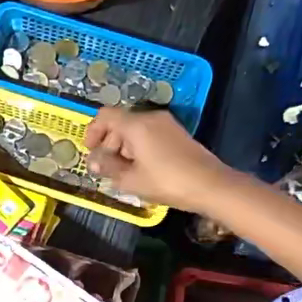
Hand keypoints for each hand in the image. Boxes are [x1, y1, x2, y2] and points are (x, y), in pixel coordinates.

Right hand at [84, 108, 232, 209]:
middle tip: (106, 166)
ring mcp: (167, 124)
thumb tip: (93, 161)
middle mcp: (151, 117)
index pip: (106, 116)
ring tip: (124, 171)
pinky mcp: (178, 133)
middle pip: (121, 122)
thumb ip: (108, 168)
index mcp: (136, 125)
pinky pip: (150, 134)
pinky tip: (143, 168)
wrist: (211, 185)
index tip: (91, 151)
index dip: (92, 131)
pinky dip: (140, 146)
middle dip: (109, 142)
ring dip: (124, 146)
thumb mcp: (131, 180)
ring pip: (136, 128)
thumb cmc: (167, 182)